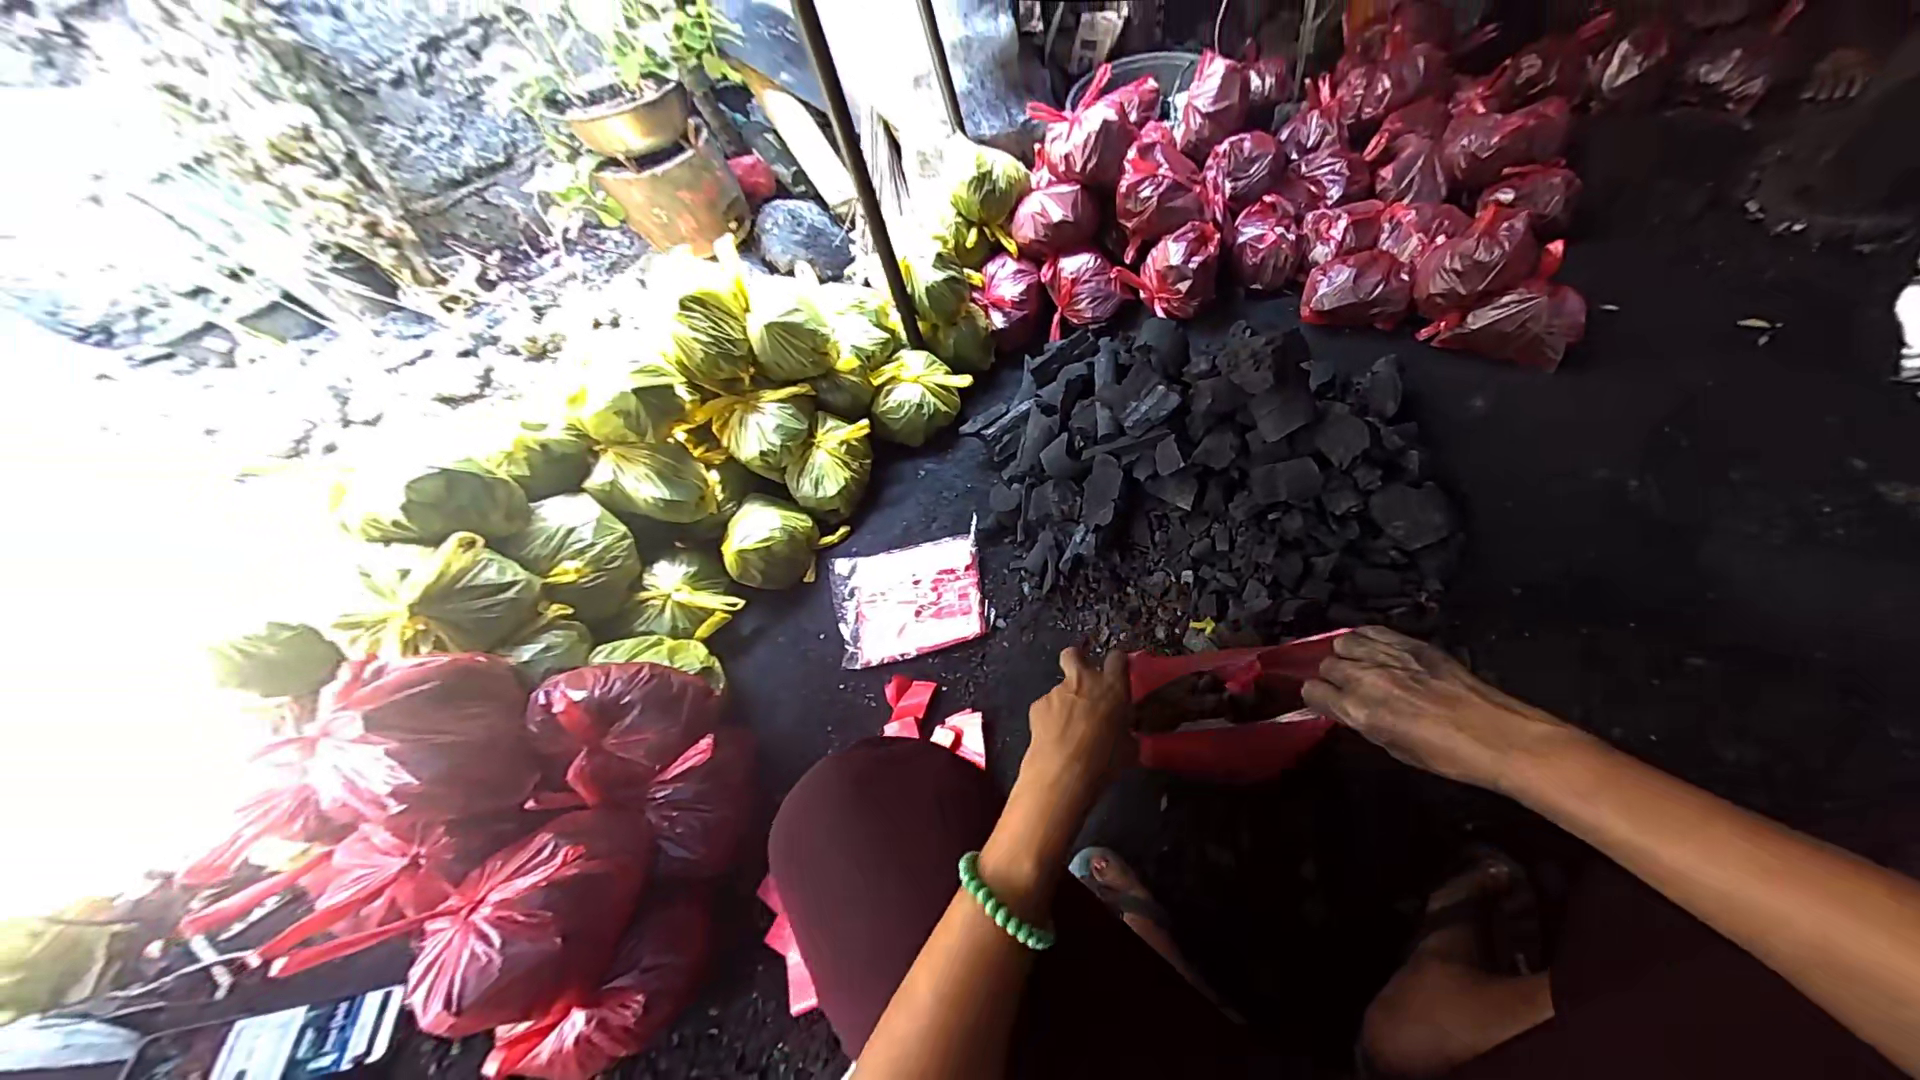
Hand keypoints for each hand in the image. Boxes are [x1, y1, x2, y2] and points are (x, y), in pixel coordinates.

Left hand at [1021, 647, 1133, 807]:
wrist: (1063, 772)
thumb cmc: (1104, 761)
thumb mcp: (1128, 748)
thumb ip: (1126, 732)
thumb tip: (1124, 734)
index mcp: (1112, 688)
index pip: (1117, 658)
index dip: (1117, 663)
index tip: (1117, 672)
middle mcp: (1083, 682)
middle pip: (1074, 654)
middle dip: (1077, 661)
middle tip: (1083, 681)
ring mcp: (1057, 691)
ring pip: (1061, 688)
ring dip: (1065, 702)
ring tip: (1069, 731)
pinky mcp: (1037, 705)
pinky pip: (1047, 707)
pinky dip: (1050, 718)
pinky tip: (1053, 738)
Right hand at [1302, 626, 1581, 792]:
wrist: (1502, 737)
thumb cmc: (1447, 756)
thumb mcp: (1393, 747)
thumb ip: (1362, 721)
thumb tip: (1347, 709)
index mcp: (1358, 710)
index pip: (1312, 691)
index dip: (1318, 698)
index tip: (1327, 703)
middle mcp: (1365, 678)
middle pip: (1326, 665)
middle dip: (1332, 677)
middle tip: (1349, 688)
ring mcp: (1388, 657)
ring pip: (1343, 642)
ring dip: (1347, 655)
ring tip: (1361, 665)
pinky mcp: (1411, 644)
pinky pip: (1371, 630)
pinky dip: (1366, 639)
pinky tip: (1374, 649)